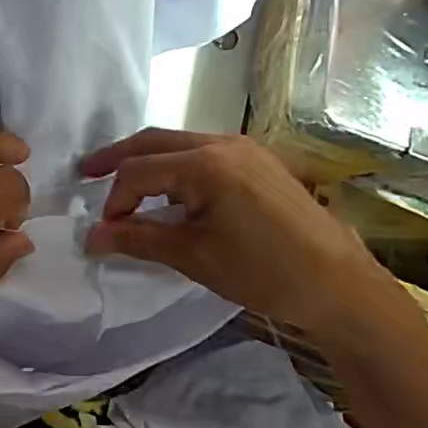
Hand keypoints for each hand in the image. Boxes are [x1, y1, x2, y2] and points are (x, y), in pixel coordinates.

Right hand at [80, 128, 406, 338]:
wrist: (342, 286)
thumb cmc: (263, 272)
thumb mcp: (192, 256)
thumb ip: (138, 239)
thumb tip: (92, 238)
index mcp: (205, 164)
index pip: (138, 171)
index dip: (114, 199)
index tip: (108, 231)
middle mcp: (223, 143)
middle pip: (154, 141)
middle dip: (117, 158)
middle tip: (85, 172)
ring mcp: (245, 149)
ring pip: (179, 143)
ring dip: (148, 161)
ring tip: (125, 186)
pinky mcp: (259, 162)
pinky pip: (203, 152)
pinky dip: (176, 165)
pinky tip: (172, 191)